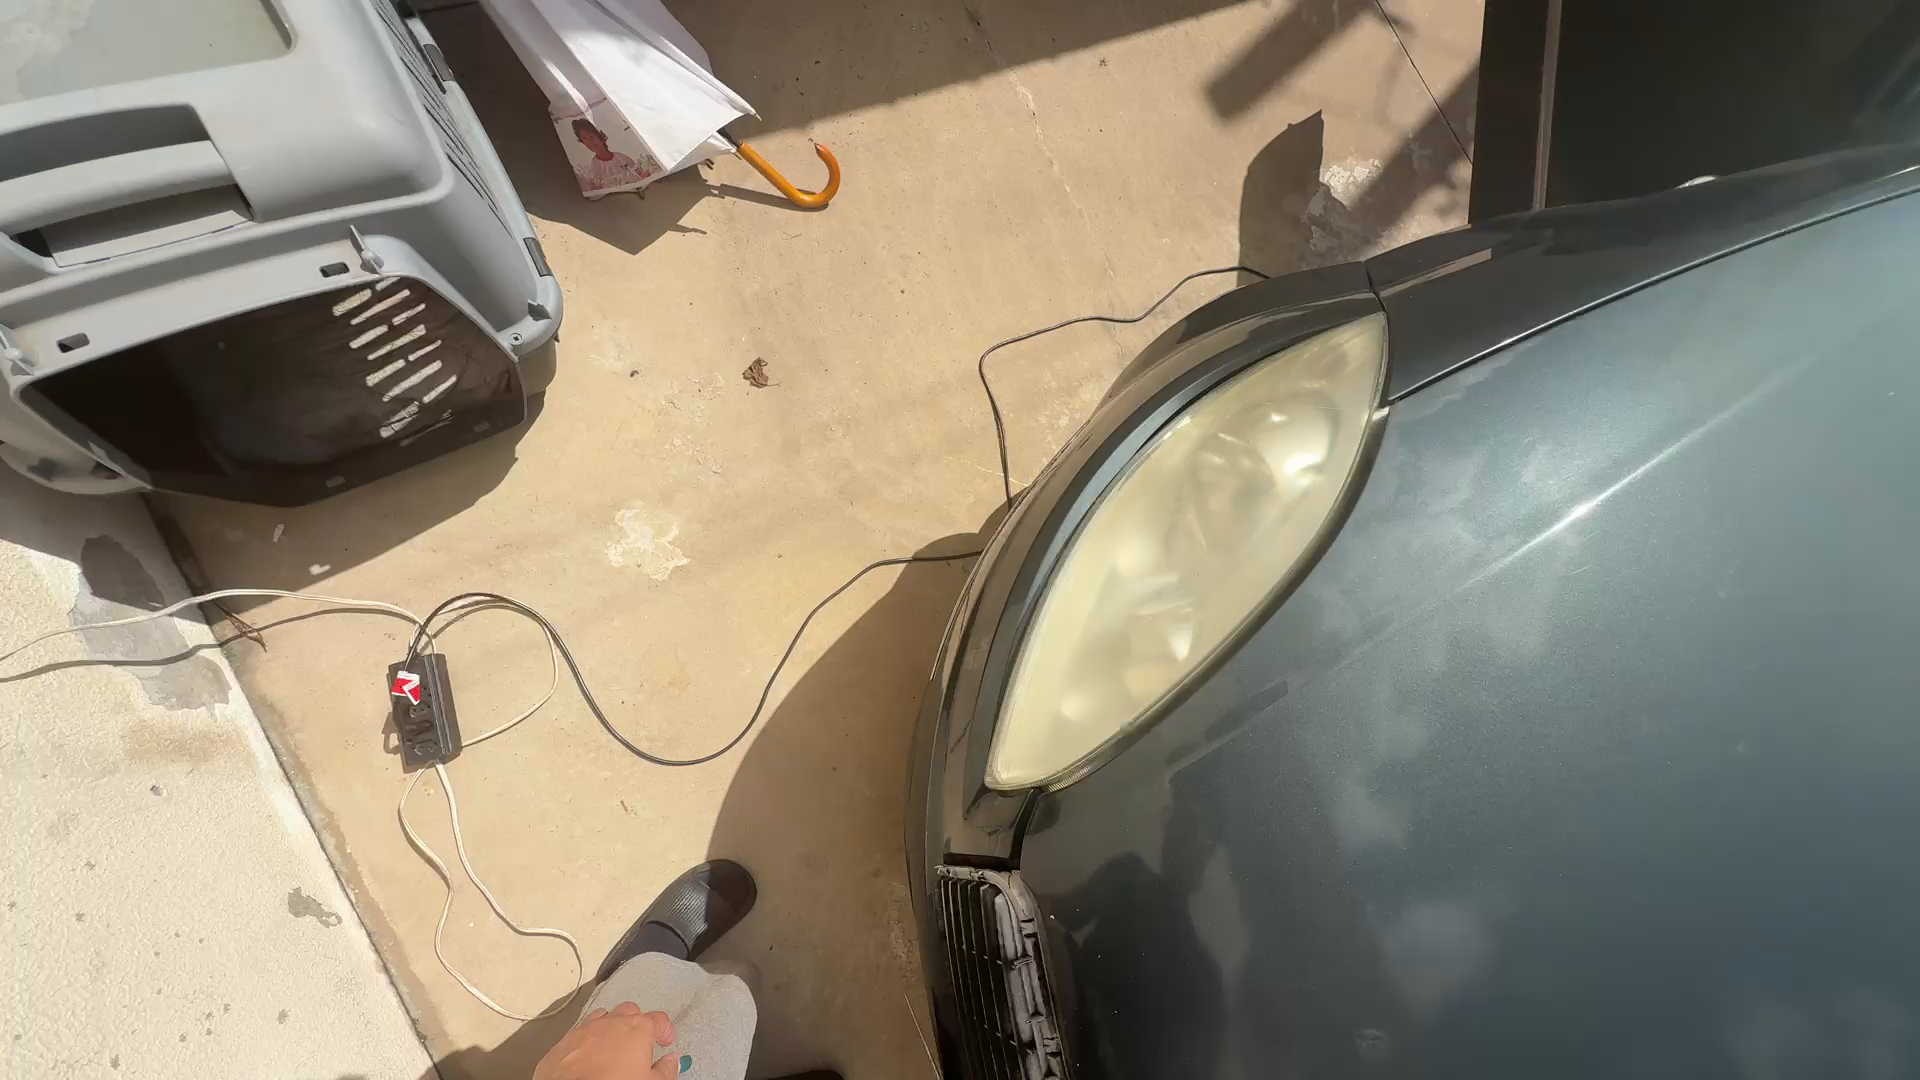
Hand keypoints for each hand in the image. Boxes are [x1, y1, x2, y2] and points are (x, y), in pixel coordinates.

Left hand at [533, 1001, 680, 1079]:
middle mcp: (612, 1022)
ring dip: (608, 1028)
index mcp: (638, 1028)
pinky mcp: (560, 1046)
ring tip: (610, 1047)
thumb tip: (673, 1060)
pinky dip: (584, 1043)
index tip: (666, 1041)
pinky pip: (577, 1036)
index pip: (659, 1020)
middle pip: (629, 1012)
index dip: (665, 1030)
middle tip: (637, 1044)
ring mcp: (583, 1031)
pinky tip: (585, 1058)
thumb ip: (666, 1070)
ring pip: (601, 1018)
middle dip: (635, 1024)